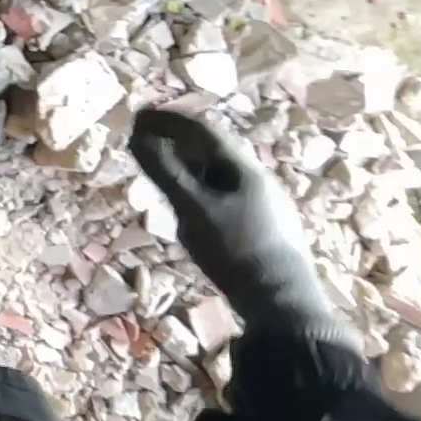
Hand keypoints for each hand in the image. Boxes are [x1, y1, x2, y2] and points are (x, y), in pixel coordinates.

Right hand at [128, 109, 356, 347]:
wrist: (283, 305)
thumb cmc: (236, 251)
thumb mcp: (192, 209)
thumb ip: (163, 171)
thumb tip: (136, 136)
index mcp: (244, 170)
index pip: (201, 129)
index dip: (166, 118)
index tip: (136, 116)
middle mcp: (255, 179)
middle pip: (209, 146)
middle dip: (173, 137)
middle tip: (141, 138)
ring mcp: (260, 202)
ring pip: (215, 169)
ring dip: (182, 160)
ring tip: (155, 165)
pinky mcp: (258, 223)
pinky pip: (219, 188)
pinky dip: (193, 181)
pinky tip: (182, 198)